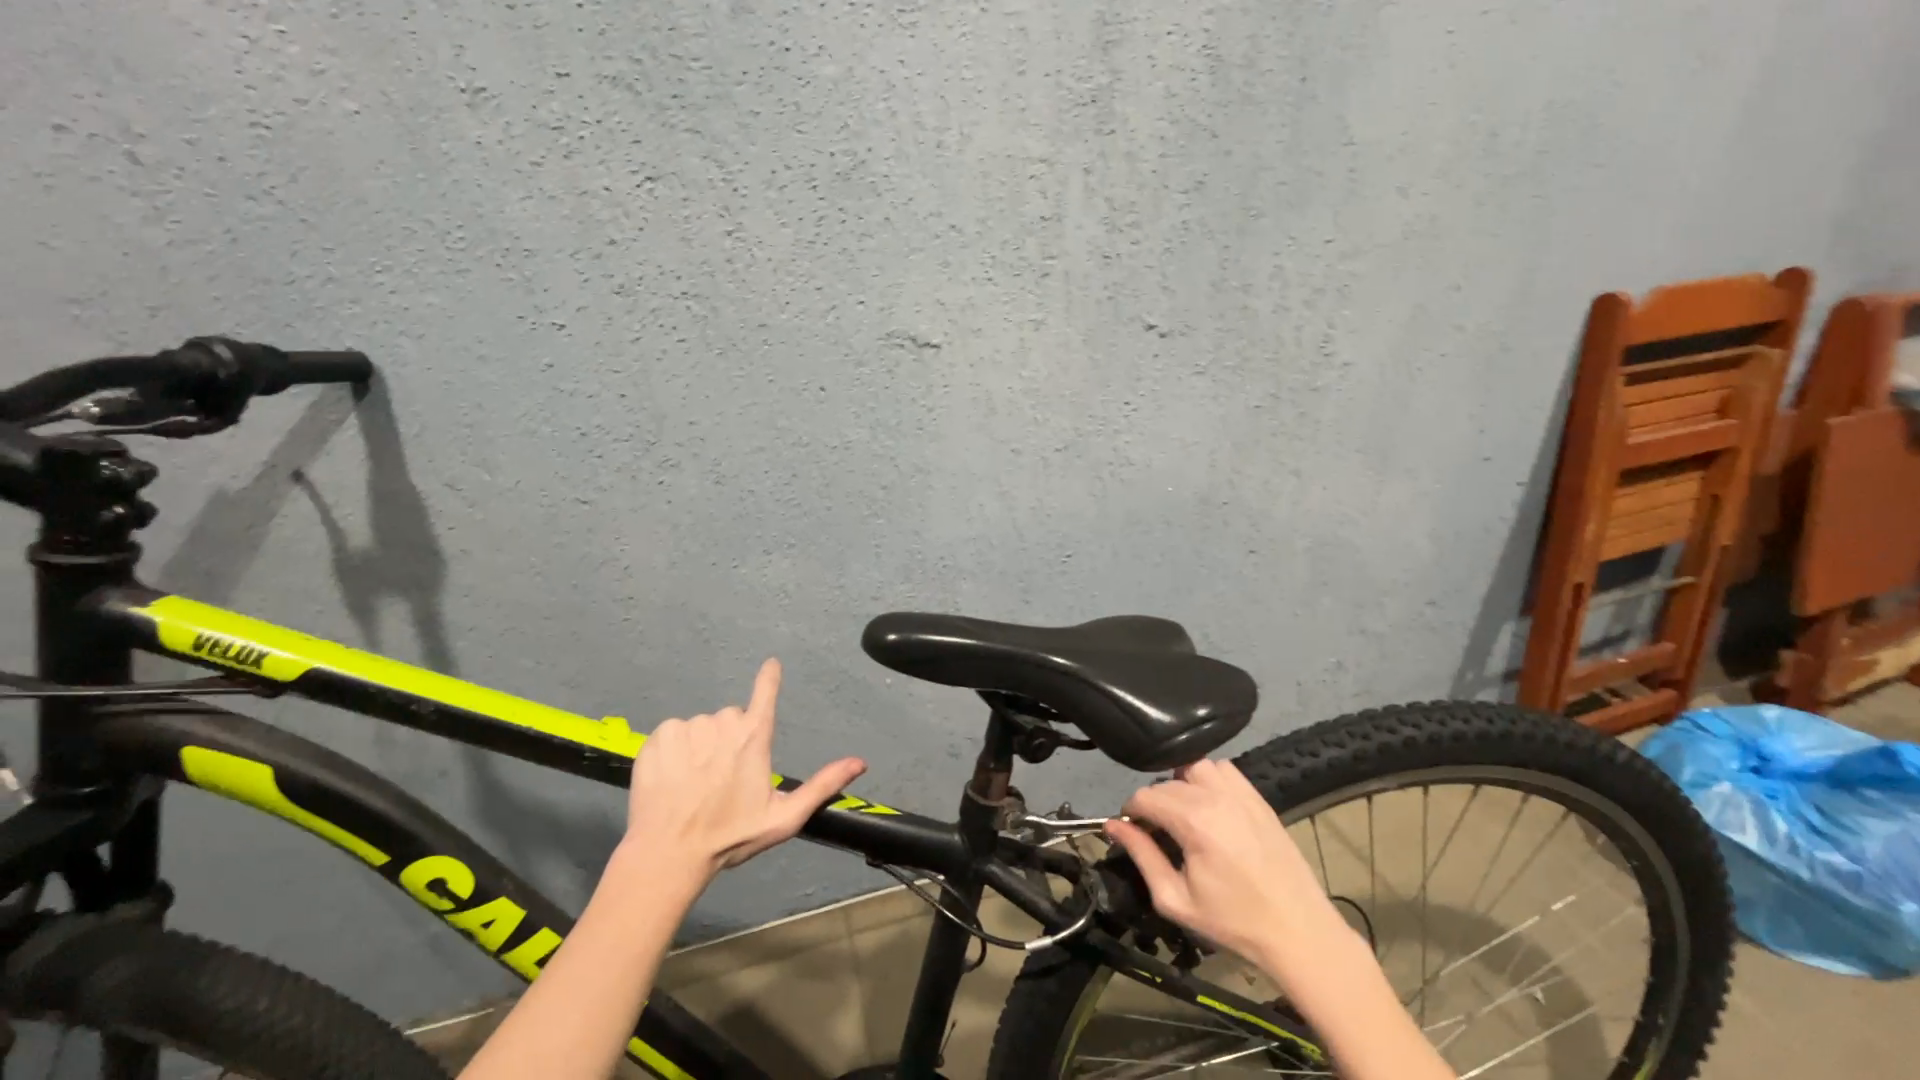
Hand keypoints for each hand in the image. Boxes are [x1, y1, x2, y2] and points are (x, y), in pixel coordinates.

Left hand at [624, 659, 865, 883]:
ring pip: (700, 728)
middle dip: (730, 739)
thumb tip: (860, 763)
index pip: (765, 694)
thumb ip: (823, 786)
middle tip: (722, 779)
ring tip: (694, 785)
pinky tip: (672, 779)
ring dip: (700, 747)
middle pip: (730, 719)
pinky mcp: (656, 738)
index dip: (769, 678)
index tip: (771, 663)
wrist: (669, 853)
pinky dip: (672, 751)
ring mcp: (686, 728)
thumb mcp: (784, 818)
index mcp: (753, 737)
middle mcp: (721, 723)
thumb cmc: (731, 836)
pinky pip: (671, 734)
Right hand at [1106, 759, 1348, 983]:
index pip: (1145, 796)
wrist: (1296, 929)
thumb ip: (1141, 856)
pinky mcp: (1259, 799)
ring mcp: (1242, 794)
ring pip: (1195, 766)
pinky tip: (1210, 808)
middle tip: (1156, 834)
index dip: (1131, 814)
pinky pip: (1225, 770)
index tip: (1134, 835)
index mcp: (1194, 822)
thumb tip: (1112, 826)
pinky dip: (1210, 779)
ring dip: (1182, 784)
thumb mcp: (1175, 898)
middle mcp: (1217, 797)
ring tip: (1184, 815)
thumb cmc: (1232, 921)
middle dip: (1153, 803)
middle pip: (1167, 781)